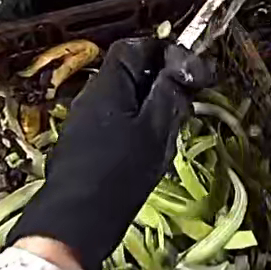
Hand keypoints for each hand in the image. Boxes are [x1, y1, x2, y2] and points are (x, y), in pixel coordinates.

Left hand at [9, 39, 212, 269]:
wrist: (75, 222)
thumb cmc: (120, 172)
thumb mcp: (155, 129)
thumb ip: (169, 93)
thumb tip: (181, 68)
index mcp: (108, 85)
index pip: (137, 47)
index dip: (168, 52)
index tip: (194, 74)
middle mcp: (93, 97)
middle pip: (133, 72)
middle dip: (165, 81)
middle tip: (190, 100)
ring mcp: (86, 121)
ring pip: (128, 98)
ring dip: (155, 105)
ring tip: (175, 126)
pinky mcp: (87, 144)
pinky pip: (120, 120)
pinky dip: (141, 125)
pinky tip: (154, 148)